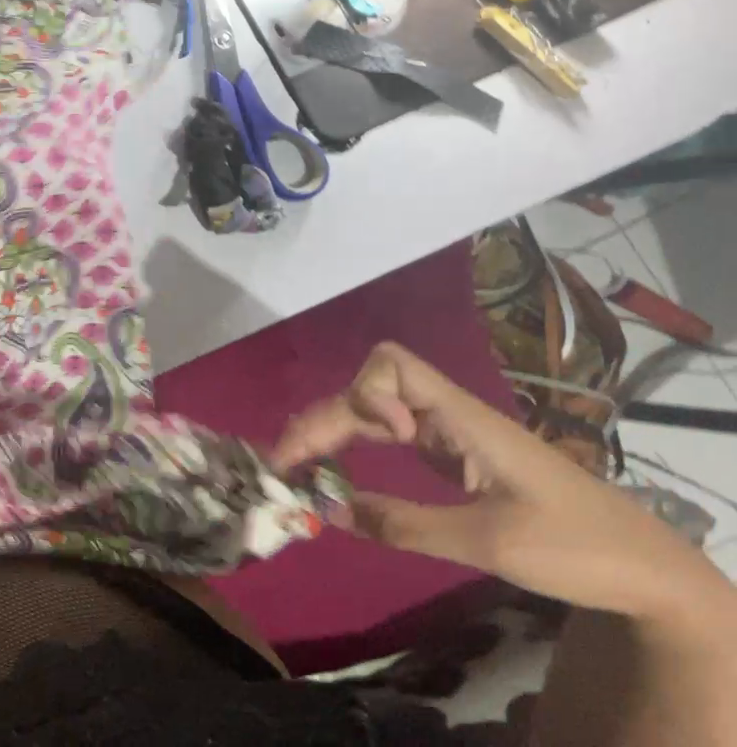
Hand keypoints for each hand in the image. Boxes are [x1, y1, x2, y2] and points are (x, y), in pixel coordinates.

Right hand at [271, 342, 734, 623]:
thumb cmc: (580, 549)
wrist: (655, 577)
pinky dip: (351, 450)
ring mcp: (448, 437)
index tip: (382, 440)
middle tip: (286, 467)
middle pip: (366, 392)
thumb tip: (325, 509)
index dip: (367, 391)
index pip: (393, 365)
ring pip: (369, 412)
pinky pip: (384, 437)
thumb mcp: (490, 543)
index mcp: (465, 420)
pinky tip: (338, 476)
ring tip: (300, 471)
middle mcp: (449, 418)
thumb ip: (402, 524)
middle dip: (321, 421)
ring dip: (330, 433)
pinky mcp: (449, 459)